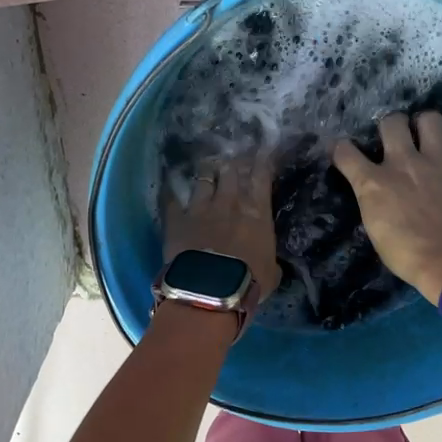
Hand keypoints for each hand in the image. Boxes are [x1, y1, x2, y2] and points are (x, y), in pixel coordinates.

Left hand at [161, 154, 281, 309]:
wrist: (211, 290)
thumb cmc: (249, 281)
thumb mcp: (272, 271)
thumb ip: (271, 259)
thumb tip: (272, 263)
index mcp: (256, 212)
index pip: (261, 177)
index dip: (261, 161)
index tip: (261, 151)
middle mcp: (229, 202)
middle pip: (231, 171)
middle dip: (233, 163)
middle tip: (233, 157)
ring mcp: (200, 208)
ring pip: (203, 178)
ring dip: (206, 171)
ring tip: (206, 165)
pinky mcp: (176, 218)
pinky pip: (172, 199)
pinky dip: (172, 191)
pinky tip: (170, 184)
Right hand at [331, 111, 441, 296]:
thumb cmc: (408, 257)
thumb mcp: (375, 230)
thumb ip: (374, 201)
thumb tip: (376, 191)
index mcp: (373, 184)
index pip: (345, 152)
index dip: (341, 149)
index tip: (345, 151)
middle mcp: (403, 163)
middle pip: (391, 122)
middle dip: (391, 125)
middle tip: (396, 137)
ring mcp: (439, 162)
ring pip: (430, 119)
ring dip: (426, 123)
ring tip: (429, 133)